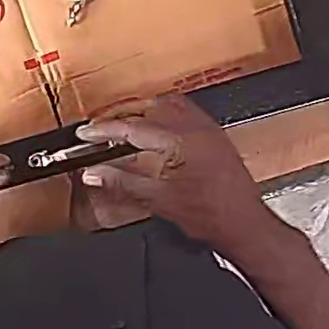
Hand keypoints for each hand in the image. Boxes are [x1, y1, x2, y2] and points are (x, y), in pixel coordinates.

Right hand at [76, 95, 294, 263]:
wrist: (244, 225)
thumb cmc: (211, 216)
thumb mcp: (157, 199)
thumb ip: (121, 182)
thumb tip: (94, 174)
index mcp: (178, 141)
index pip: (131, 127)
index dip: (103, 130)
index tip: (85, 133)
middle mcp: (194, 127)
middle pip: (147, 107)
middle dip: (118, 115)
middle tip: (98, 128)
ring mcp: (206, 127)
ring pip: (165, 104)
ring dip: (141, 110)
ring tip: (122, 123)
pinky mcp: (213, 133)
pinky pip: (183, 109)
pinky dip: (162, 113)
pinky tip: (154, 126)